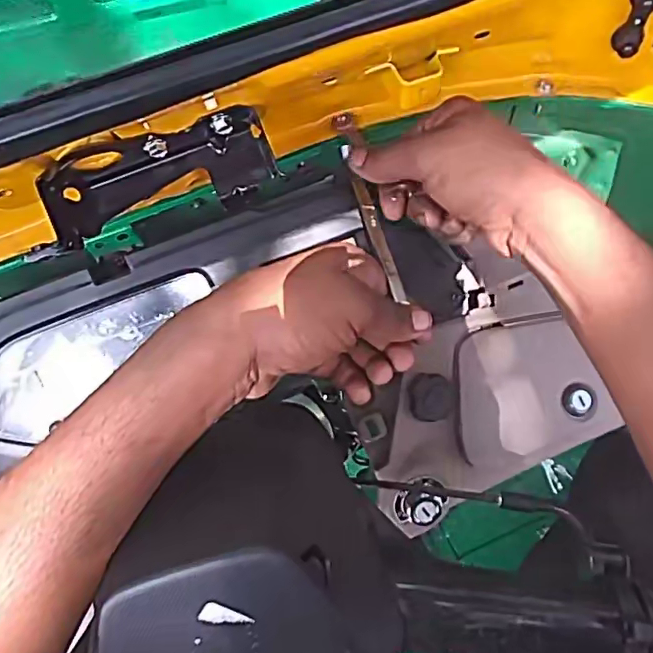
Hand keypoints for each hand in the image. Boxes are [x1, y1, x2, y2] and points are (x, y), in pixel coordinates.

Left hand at [189, 242, 432, 403]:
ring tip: (380, 377)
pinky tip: (360, 388)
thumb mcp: (354, 308)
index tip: (415, 338)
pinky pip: (335, 363)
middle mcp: (327, 289)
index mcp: (343, 264)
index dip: (403, 316)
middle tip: (400, 361)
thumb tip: (419, 321)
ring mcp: (312, 320)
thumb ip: (392, 317)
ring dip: (373, 363)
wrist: (234, 343)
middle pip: (372, 319)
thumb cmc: (279, 310)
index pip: (387, 289)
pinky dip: (351, 376)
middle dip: (390, 344)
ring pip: (355, 344)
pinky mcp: (300, 348)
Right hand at [347, 96, 581, 256]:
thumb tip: (357, 158)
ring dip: (429, 211)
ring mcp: (472, 175)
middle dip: (409, 194)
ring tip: (443, 212)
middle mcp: (463, 143)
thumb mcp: (425, 159)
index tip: (379, 183)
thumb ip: (385, 160)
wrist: (529, 214)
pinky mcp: (479, 203)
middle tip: (404, 205)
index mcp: (452, 117)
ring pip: (427, 198)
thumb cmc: (495, 174)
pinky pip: (446, 215)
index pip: (402, 141)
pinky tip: (460, 220)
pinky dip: (448, 222)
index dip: (388, 166)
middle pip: (413, 172)